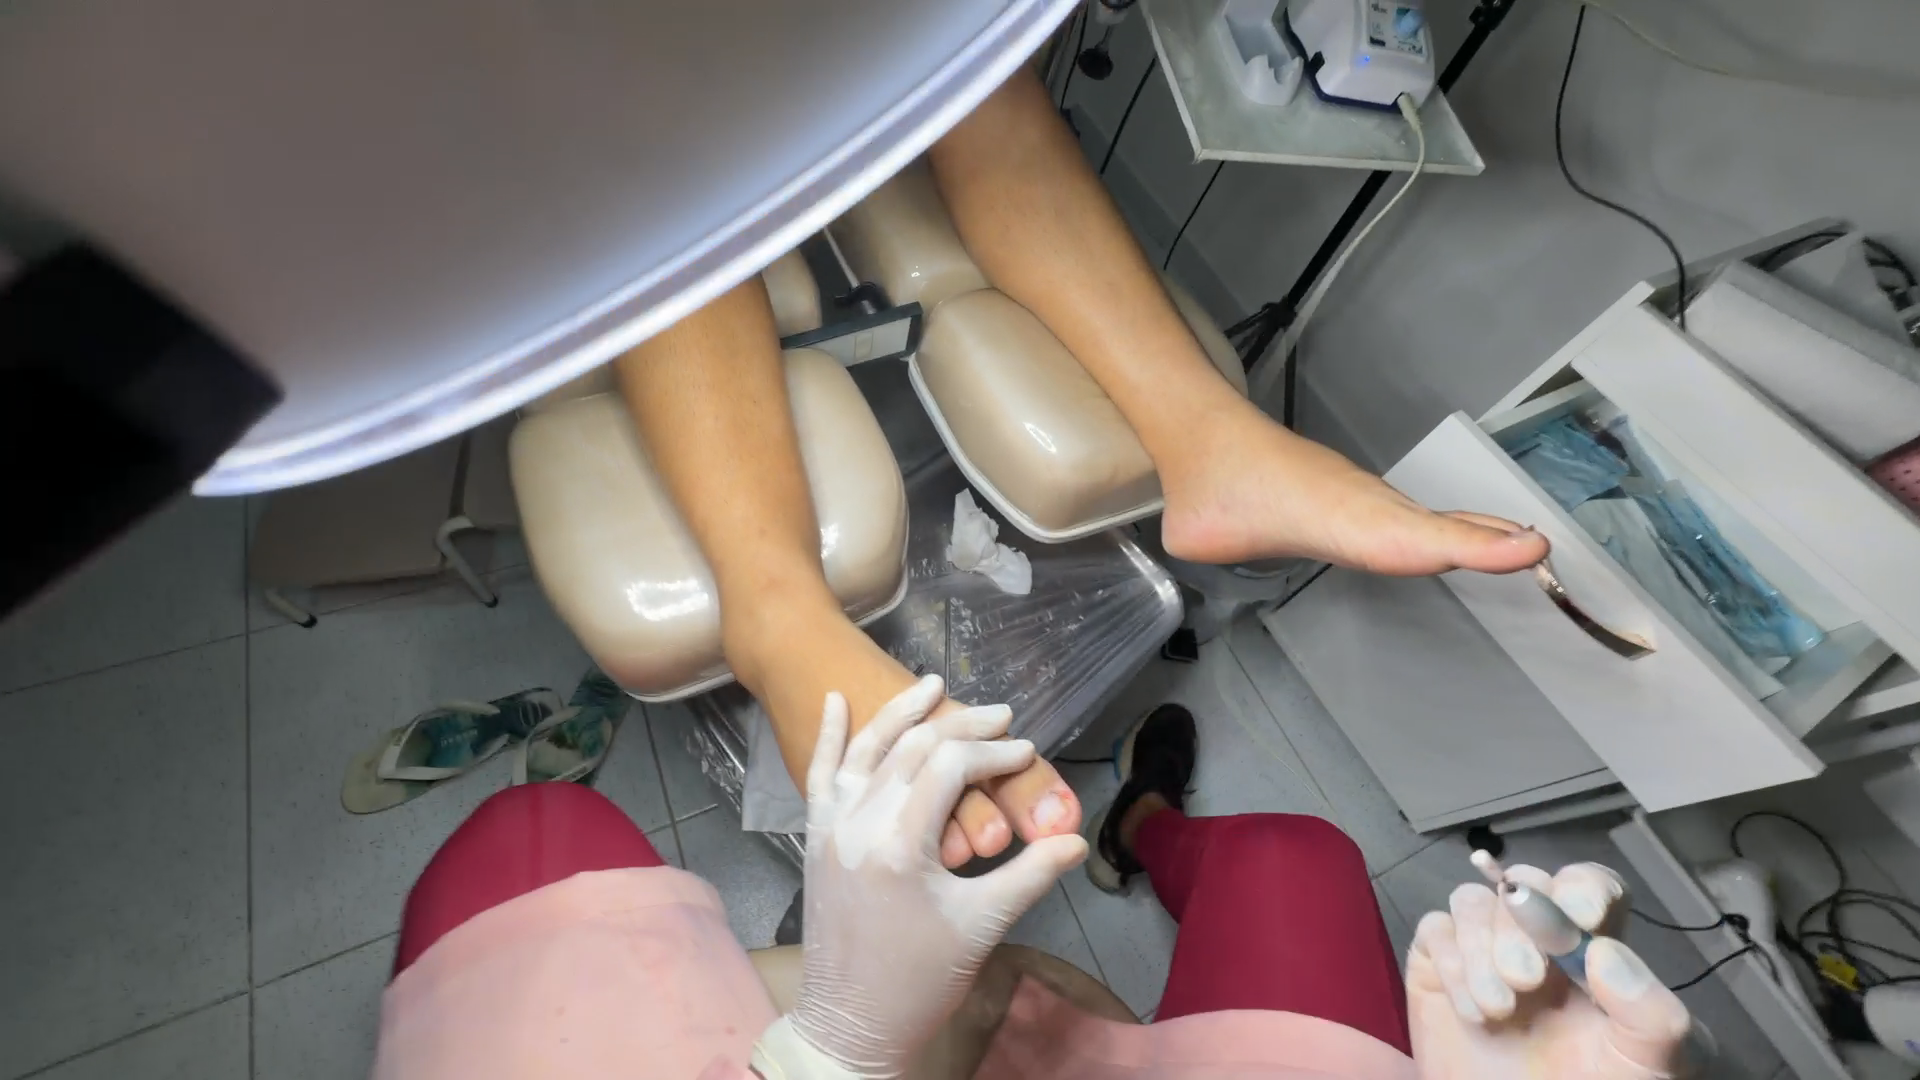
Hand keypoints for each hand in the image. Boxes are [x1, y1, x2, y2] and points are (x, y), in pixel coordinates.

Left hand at [752, 676, 1088, 1078]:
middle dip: (963, 725)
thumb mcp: (982, 926)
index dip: (994, 752)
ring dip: (902, 711)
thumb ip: (1030, 875)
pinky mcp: (815, 834)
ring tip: (935, 681)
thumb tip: (1078, 839)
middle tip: (1002, 714)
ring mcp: (831, 825)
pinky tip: (836, 699)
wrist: (850, 1025)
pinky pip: (819, 774)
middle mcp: (860, 821)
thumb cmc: (921, 979)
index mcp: (900, 843)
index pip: (952, 768)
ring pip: (868, 748)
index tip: (1026, 750)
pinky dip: (829, 734)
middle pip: (915, 748)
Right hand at [1407, 863, 1713, 1078]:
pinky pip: (1435, 929)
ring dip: (1481, 949)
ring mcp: (1481, 944)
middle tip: (1526, 979)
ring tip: (1498, 1009)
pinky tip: (1472, 1010)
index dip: (1581, 886)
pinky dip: (1453, 965)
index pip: (1589, 887)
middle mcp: (1535, 939)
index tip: (1579, 915)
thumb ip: (1650, 1016)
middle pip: (1524, 883)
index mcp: (1593, 954)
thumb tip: (1604, 952)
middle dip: (1521, 926)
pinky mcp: (1436, 958)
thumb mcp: (1644, 1069)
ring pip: (1472, 900)